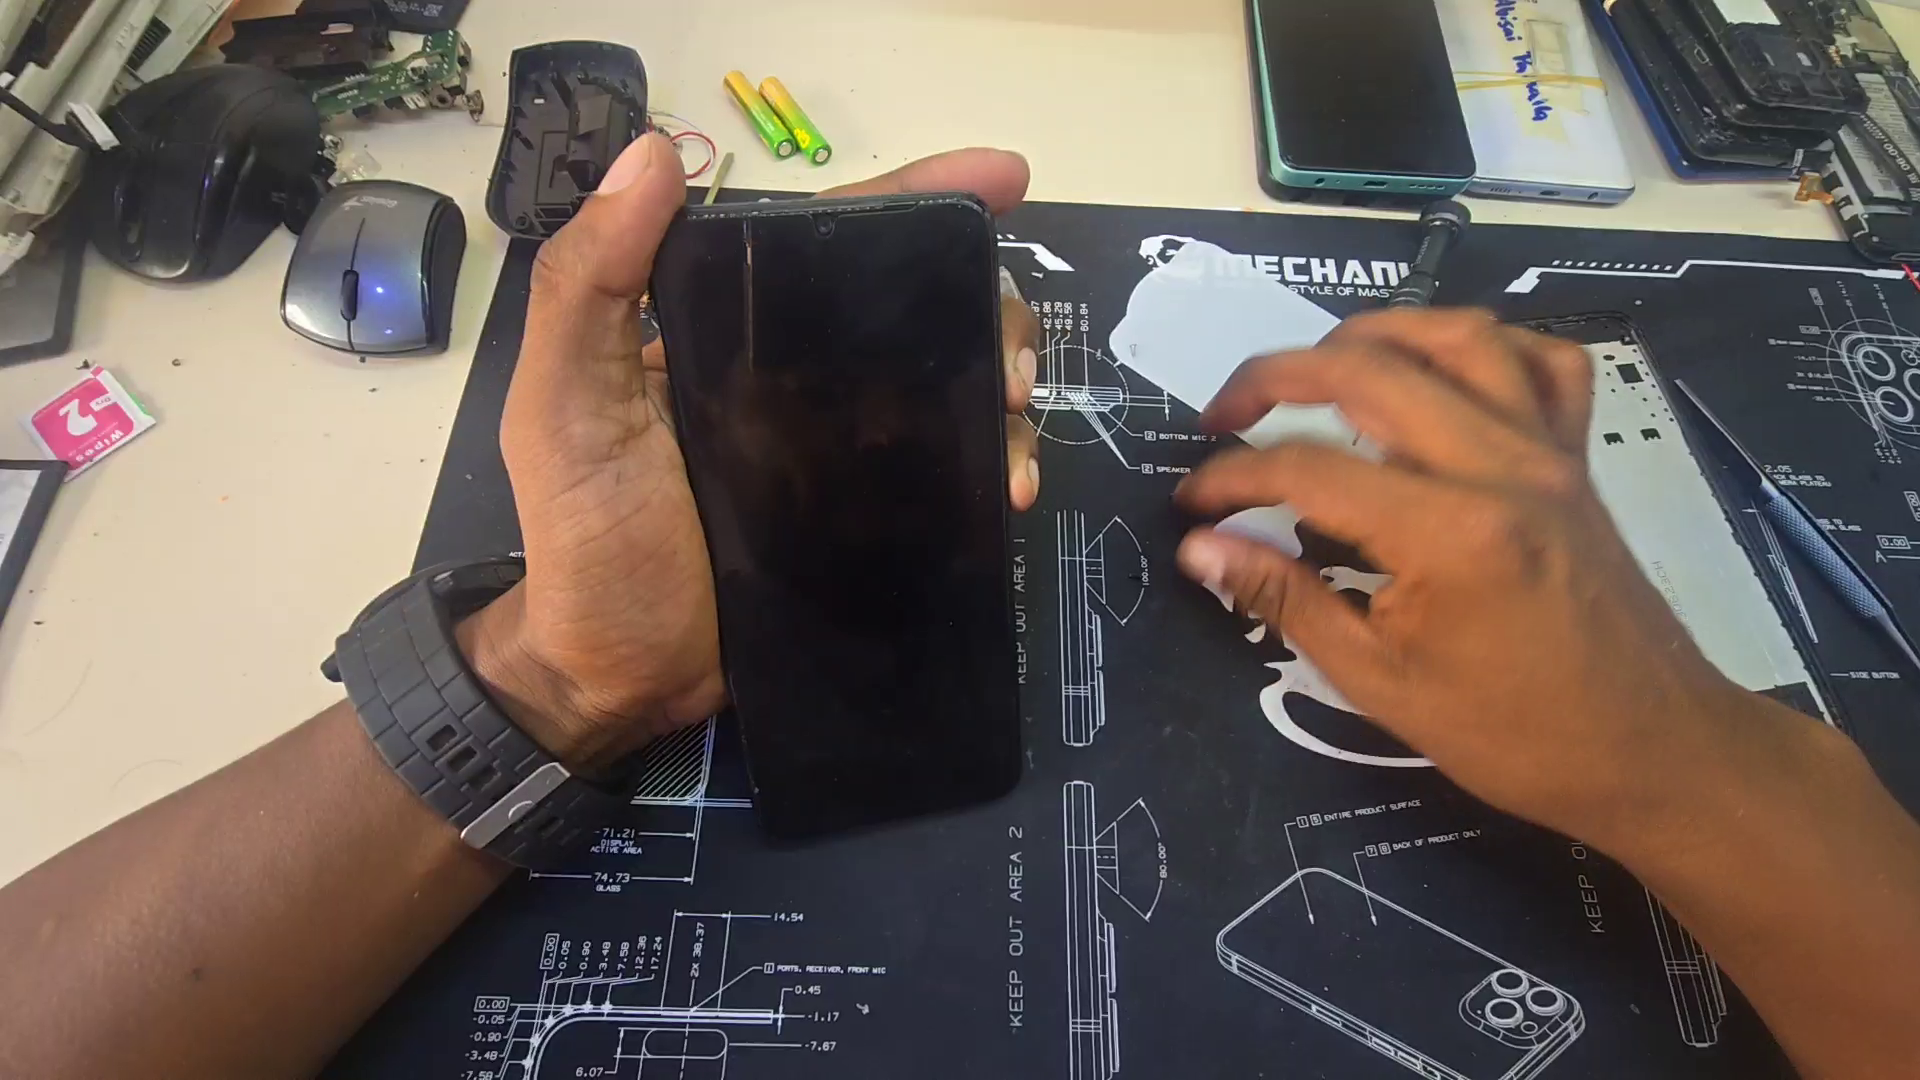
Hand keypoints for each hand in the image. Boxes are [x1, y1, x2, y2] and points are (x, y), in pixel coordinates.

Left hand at [457, 134, 1041, 772]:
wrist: (624, 673)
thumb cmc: (593, 542)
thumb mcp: (568, 405)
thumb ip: (590, 285)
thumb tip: (656, 152)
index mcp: (742, 339)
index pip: (838, 248)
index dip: (921, 206)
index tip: (1003, 182)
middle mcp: (806, 385)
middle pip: (919, 317)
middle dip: (987, 314)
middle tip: (1010, 361)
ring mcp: (848, 456)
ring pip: (950, 392)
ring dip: (1001, 392)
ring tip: (1014, 418)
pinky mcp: (874, 520)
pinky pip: (949, 478)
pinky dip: (992, 469)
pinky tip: (1013, 490)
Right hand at [1174, 309, 1772, 842]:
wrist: (1657, 753)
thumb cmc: (1510, 733)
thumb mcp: (1373, 677)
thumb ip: (1280, 596)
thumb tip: (1198, 549)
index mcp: (1447, 532)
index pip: (1305, 469)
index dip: (1229, 479)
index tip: (1192, 505)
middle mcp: (1501, 465)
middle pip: (1366, 371)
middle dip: (1270, 379)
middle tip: (1220, 416)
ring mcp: (1547, 450)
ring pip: (1452, 336)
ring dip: (1364, 337)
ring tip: (1309, 371)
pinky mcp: (1574, 456)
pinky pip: (1535, 361)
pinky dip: (1473, 348)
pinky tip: (1428, 375)